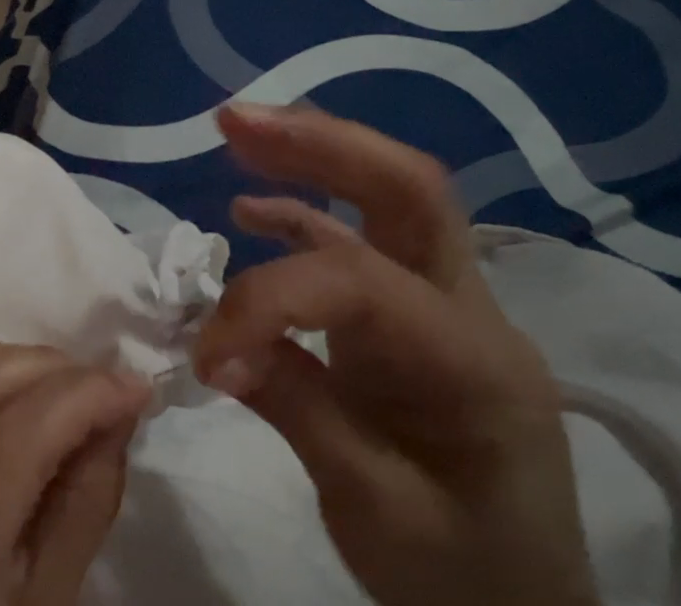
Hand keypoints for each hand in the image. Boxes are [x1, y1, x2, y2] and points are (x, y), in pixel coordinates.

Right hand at [196, 104, 598, 605]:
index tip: (208, 356)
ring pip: (392, 203)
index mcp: (472, 363)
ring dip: (315, 157)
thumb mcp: (373, 507)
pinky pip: (365, 247)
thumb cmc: (460, 571)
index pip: (359, 284)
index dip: (267, 299)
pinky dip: (307, 215)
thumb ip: (298, 410)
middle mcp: (469, 313)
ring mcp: (444, 311)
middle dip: (323, 145)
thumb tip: (216, 352)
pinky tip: (254, 207)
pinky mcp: (414, 324)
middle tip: (236, 120)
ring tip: (238, 132)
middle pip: (411, 192)